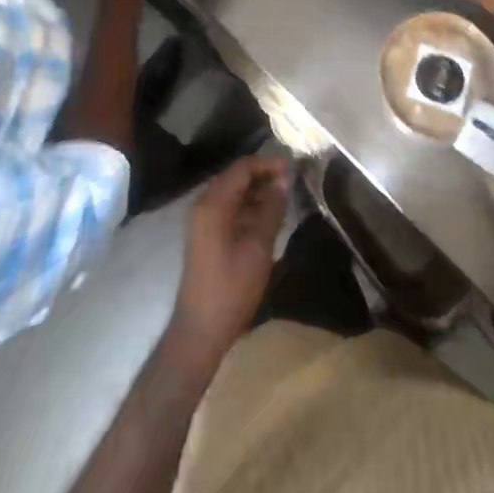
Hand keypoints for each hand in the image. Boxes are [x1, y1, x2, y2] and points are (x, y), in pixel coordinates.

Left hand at [169, 154, 289, 366]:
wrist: (201, 328)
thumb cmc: (232, 287)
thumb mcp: (259, 247)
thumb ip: (271, 210)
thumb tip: (283, 181)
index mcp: (213, 204)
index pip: (241, 168)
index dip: (267, 164)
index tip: (292, 167)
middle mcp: (203, 206)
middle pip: (235, 178)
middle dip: (262, 176)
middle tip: (291, 182)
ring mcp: (202, 221)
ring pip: (232, 194)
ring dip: (256, 192)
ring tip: (284, 198)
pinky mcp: (206, 236)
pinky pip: (228, 210)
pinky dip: (248, 208)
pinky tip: (268, 217)